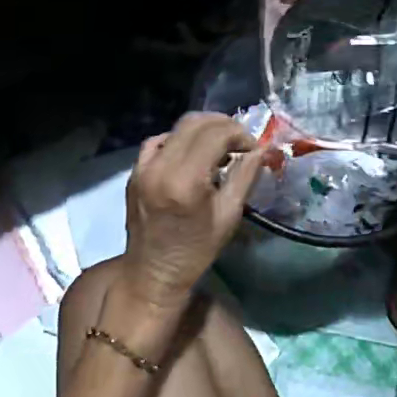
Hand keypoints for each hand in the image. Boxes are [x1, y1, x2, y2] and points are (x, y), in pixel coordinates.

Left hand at [121, 112, 267, 312]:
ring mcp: (143, 168)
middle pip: (196, 122)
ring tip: (218, 149)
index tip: (252, 149)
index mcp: (186, 181)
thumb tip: (262, 149)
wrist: (153, 274)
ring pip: (177, 128)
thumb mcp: (229, 215)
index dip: (240, 134)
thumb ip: (245, 176)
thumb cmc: (196, 250)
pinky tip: (191, 155)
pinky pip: (158, 141)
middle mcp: (160, 167)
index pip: (216, 134)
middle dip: (224, 126)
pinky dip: (179, 140)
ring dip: (202, 131)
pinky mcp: (135, 172)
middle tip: (239, 143)